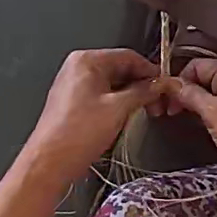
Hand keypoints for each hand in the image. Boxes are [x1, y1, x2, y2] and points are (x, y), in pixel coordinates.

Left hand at [20, 49, 163, 183]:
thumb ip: (142, 92)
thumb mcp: (118, 109)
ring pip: (112, 83)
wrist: (51, 160)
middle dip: (141, 85)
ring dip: (131, 95)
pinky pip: (102, 94)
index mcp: (86, 61)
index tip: (165, 84)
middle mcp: (78, 68)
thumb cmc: (77, 133)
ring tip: (146, 111)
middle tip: (158, 102)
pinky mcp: (74, 101)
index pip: (127, 56)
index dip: (150, 70)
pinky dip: (118, 102)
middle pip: (120, 68)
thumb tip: (158, 85)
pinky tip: (128, 116)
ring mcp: (74, 84)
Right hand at [162, 58, 216, 182]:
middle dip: (188, 92)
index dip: (179, 82)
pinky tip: (209, 121)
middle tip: (174, 111)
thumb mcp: (211, 113)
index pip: (196, 65)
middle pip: (206, 75)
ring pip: (216, 88)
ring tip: (190, 118)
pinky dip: (215, 107)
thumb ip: (188, 94)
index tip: (168, 103)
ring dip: (200, 101)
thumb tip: (170, 84)